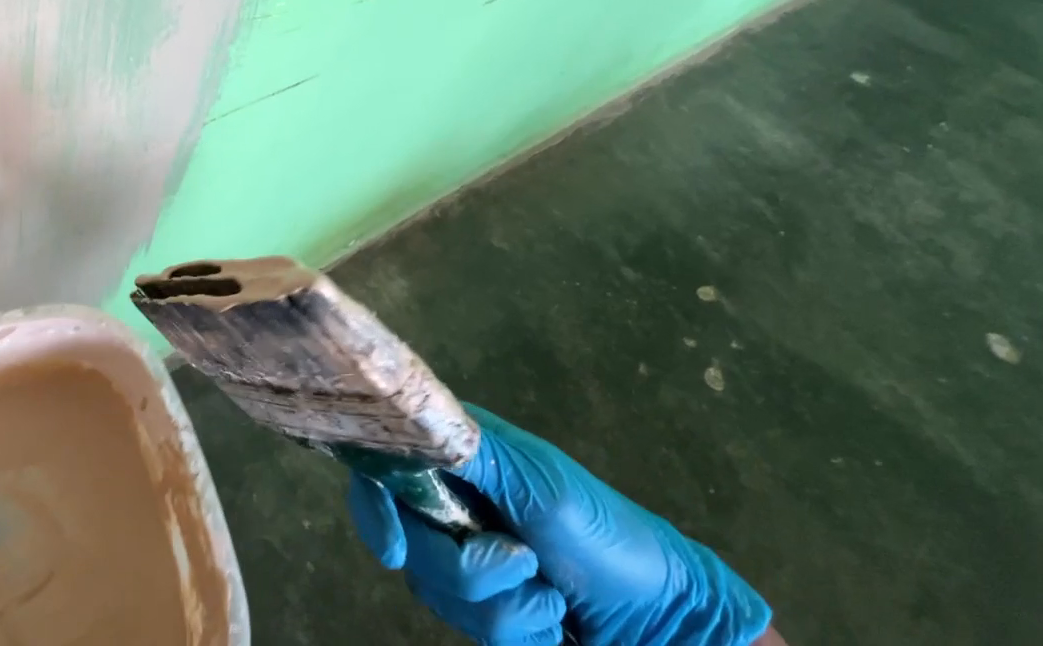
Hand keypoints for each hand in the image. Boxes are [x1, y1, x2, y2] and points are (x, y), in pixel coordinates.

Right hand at [347, 406, 770, 645]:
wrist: (668, 619)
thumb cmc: (604, 535)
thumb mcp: (534, 484)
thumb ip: (463, 452)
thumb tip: (400, 418)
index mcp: (454, 457)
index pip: (381, 471)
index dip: (375, 509)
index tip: (395, 551)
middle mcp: (447, 500)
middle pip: (404, 539)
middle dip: (465, 569)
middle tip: (522, 565)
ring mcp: (462, 553)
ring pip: (434, 588)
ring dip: (498, 605)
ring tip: (549, 596)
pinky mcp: (482, 602)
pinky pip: (465, 624)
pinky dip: (512, 629)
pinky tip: (548, 622)